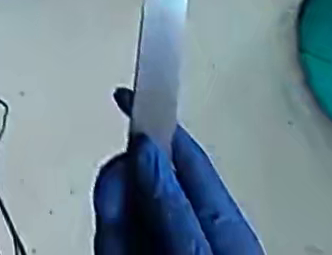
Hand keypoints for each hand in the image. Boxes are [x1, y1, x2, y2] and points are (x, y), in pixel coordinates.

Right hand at [94, 89, 261, 254]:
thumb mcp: (197, 251)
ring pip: (126, 206)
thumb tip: (144, 143)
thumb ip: (172, 202)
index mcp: (222, 220)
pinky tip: (113, 250)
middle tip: (109, 203)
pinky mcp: (150, 253)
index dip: (154, 117)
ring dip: (112, 217)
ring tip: (115, 243)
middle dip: (120, 183)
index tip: (122, 93)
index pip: (183, 151)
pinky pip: (120, 236)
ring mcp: (172, 244)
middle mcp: (195, 228)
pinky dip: (111, 241)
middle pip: (145, 176)